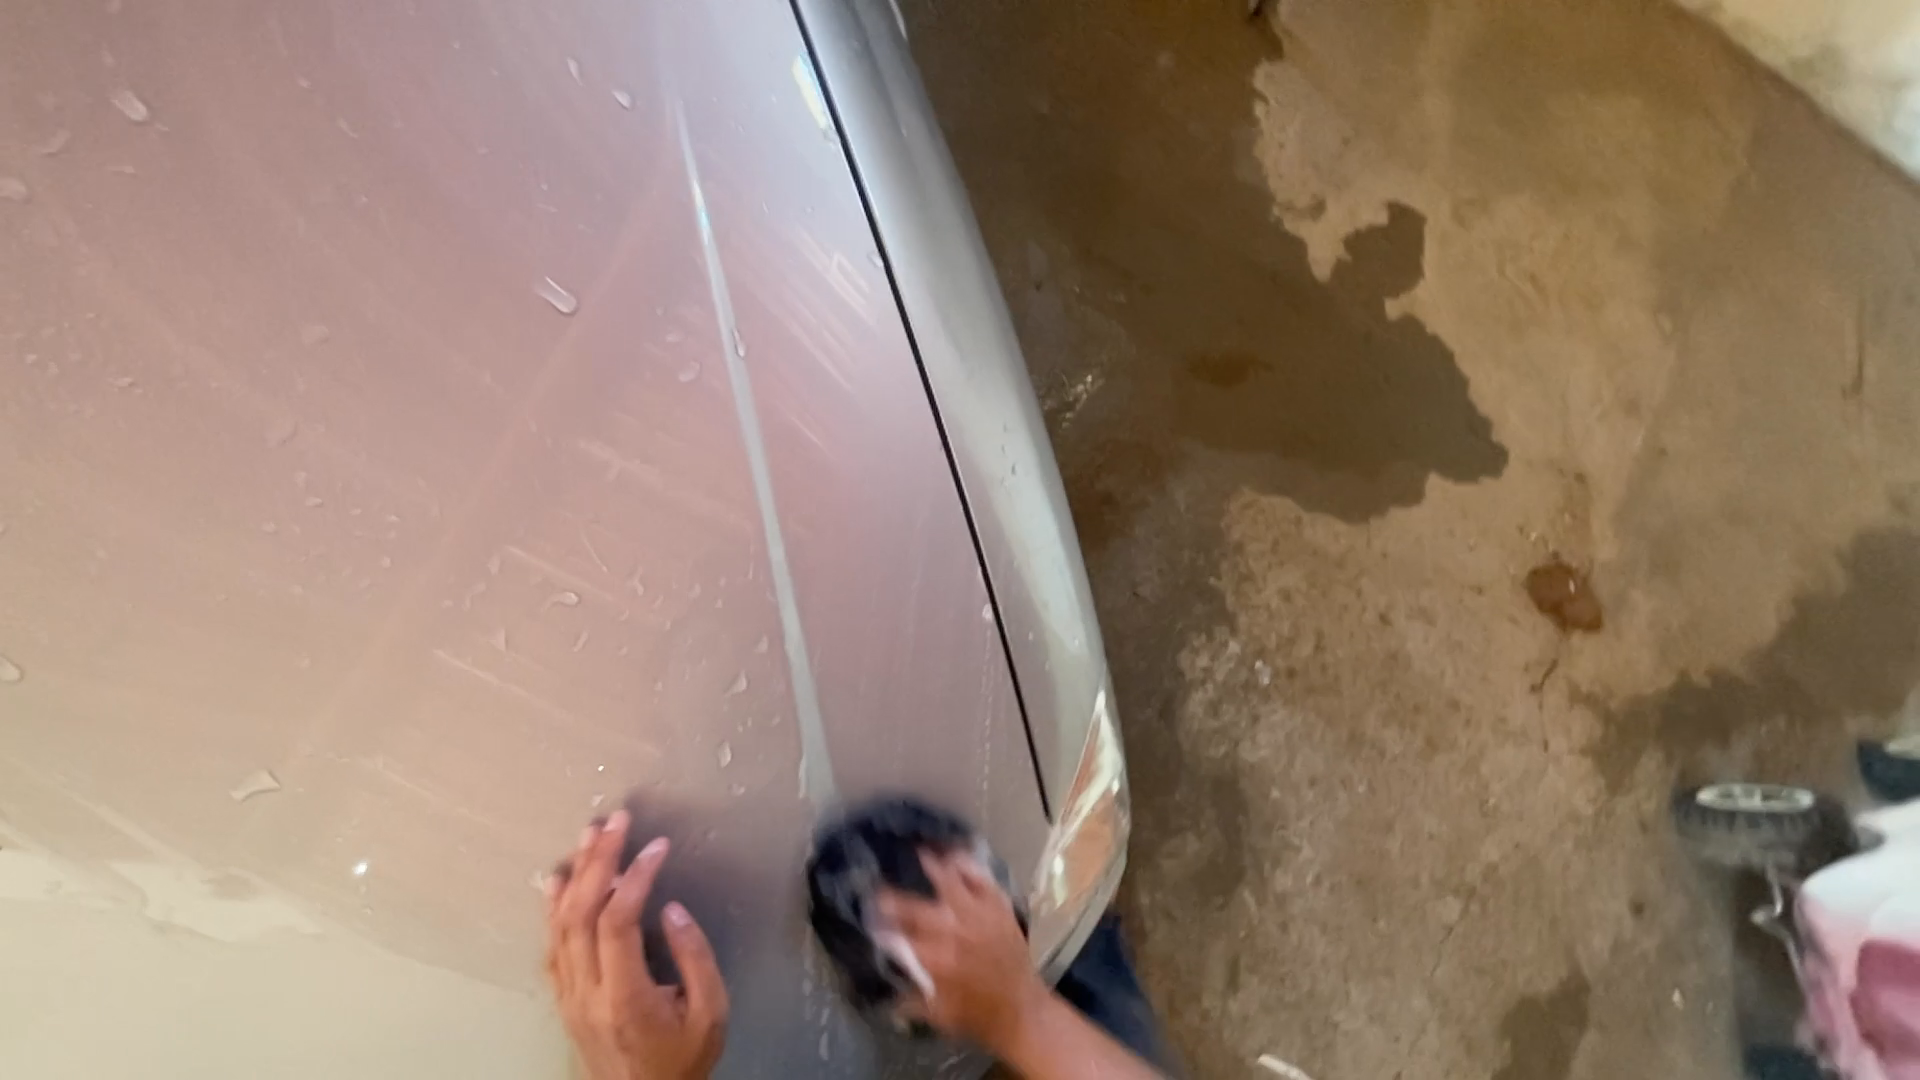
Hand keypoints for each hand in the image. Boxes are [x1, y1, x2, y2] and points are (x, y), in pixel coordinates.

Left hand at [545, 811, 728, 1079]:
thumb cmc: (684, 1059)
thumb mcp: (710, 1012)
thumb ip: (694, 957)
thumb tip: (670, 908)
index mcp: (625, 996)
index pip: (619, 922)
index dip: (636, 877)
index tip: (658, 845)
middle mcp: (587, 993)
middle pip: (582, 914)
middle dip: (600, 860)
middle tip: (618, 820)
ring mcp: (570, 997)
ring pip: (562, 926)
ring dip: (577, 875)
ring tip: (592, 835)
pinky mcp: (565, 999)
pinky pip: (552, 946)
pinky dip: (554, 908)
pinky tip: (559, 880)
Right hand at [877, 849, 1048, 1054]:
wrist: (1023, 1011)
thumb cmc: (978, 1016)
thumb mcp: (938, 1015)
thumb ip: (909, 999)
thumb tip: (884, 993)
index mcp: (938, 960)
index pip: (901, 937)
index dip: (882, 926)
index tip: (868, 916)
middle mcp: (957, 931)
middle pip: (918, 908)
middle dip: (894, 897)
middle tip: (879, 886)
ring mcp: (980, 914)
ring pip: (951, 882)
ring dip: (932, 866)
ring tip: (918, 850)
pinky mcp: (998, 907)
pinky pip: (980, 879)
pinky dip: (966, 865)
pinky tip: (954, 854)